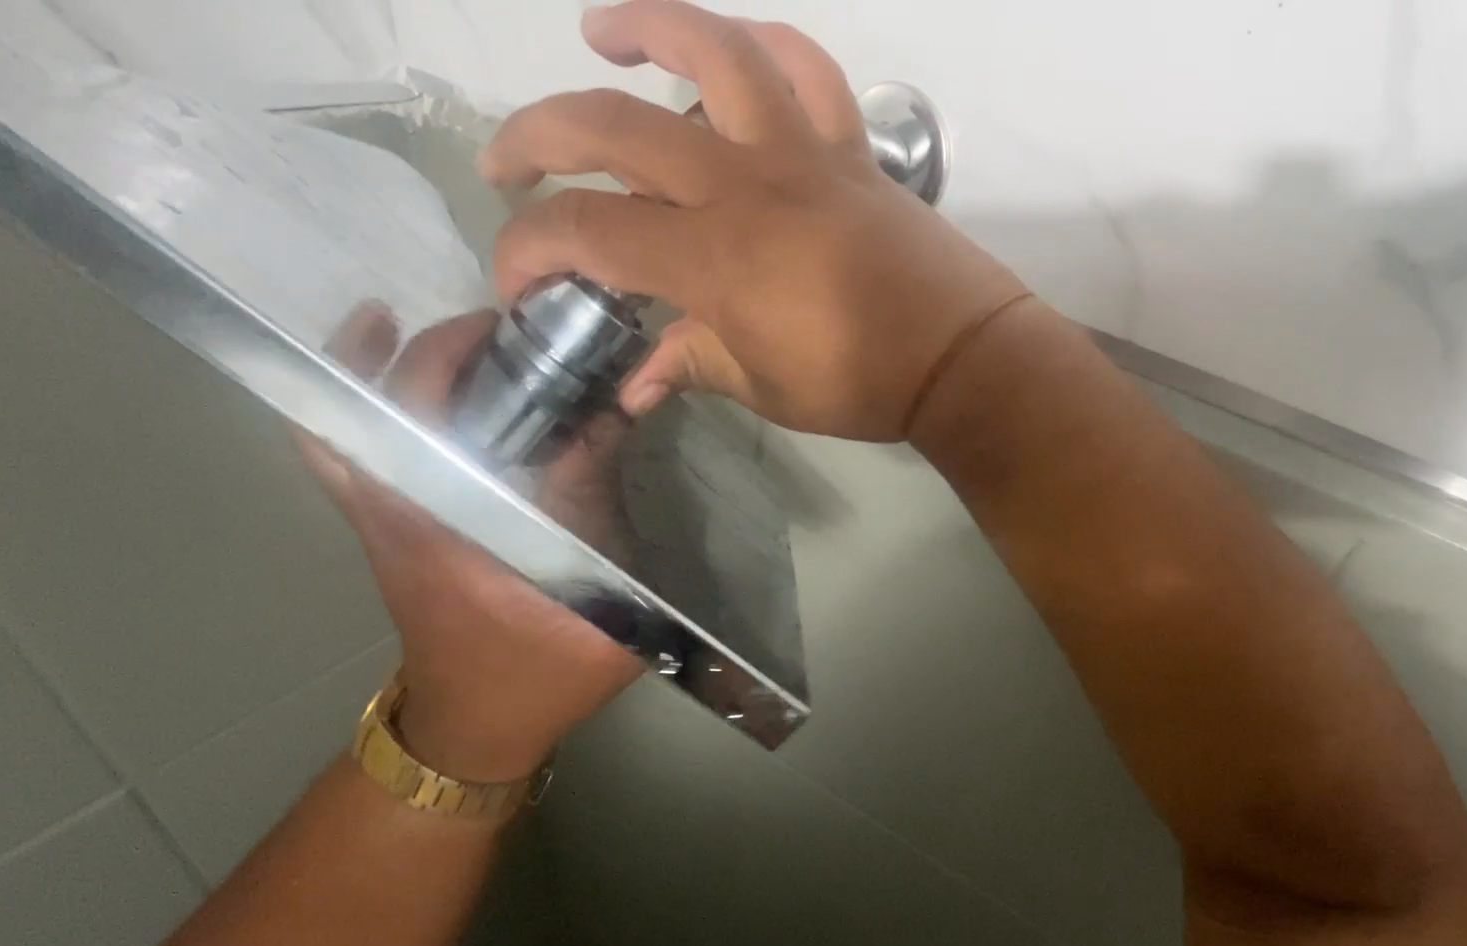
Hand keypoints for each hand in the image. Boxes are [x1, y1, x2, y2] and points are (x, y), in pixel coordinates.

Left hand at [301, 307, 644, 782]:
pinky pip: (342, 455)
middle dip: (421, 351)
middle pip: (368, 409)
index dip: (451, 363)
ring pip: (333, 427)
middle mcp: (396, 517)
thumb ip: (604, 516)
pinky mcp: (382, 530)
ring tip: (402, 324)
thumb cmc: (543, 676)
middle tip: (489, 329)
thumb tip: (608, 421)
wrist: (474, 727)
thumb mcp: (606, 609)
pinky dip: (348, 407)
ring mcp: (378, 523)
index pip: (427, 425)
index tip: (503, 333)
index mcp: (449, 535)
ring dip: (360, 368)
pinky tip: (390, 383)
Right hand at [478, 0, 1030, 441]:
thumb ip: (691, 366)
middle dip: (538, 137)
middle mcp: (745, 186)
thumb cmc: (860, 384)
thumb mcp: (763, 388)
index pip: (589, 233)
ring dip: (648, 27)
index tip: (518, 279)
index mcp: (714, 260)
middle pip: (616, 128)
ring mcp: (800, 153)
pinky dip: (764, 46)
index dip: (531, 250)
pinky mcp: (847, 146)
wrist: (959, 356)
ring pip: (715, 51)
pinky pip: (806, 69)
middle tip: (507, 162)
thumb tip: (635, 384)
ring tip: (601, 34)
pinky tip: (733, 49)